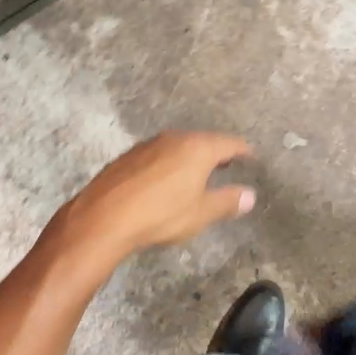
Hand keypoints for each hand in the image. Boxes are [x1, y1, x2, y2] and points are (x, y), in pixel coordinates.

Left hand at [44, 132, 254, 268]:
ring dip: (191, 157)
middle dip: (217, 152)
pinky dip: (170, 162)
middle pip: (203, 141)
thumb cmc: (161, 214)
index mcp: (198, 148)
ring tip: (198, 173)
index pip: (229, 143)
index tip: (251, 156)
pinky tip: (166, 180)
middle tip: (227, 165)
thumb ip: (227, 202)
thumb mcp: (200, 213)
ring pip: (179, 146)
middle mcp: (175, 138)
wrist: (105, 216)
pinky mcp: (130, 155)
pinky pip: (159, 154)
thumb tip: (251, 195)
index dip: (242, 150)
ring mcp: (149, 144)